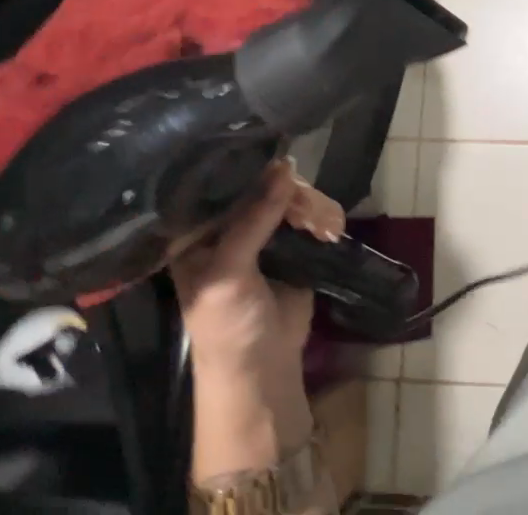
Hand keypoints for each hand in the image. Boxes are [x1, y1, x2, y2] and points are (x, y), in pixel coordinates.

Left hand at [171, 159, 344, 360]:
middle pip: (262, 186)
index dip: (247, 168)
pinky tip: (330, 230)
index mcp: (196, 232)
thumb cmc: (228, 326)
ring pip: (291, 198)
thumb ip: (254, 220)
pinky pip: (310, 217)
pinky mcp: (294, 246)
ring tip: (323, 228)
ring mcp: (264, 236)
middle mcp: (228, 227)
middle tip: (306, 212)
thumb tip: (286, 167)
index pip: (218, 184)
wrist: (263, 372)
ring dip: (312, 207)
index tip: (276, 155)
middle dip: (289, 193)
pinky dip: (324, 218)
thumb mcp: (229, 272)